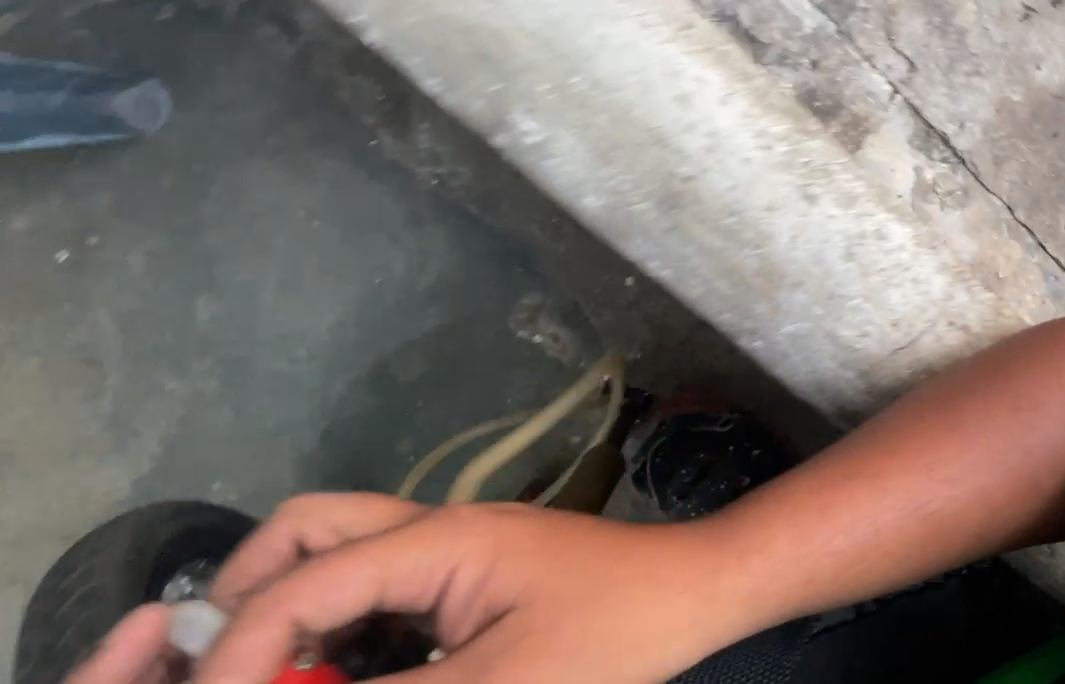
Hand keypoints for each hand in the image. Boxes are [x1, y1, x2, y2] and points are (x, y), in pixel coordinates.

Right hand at [67, 493, 760, 683]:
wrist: (693, 590)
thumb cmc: (612, 633)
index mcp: (438, 541)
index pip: (296, 584)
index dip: (238, 659)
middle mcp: (438, 529)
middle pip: (308, 533)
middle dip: (250, 607)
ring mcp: (458, 546)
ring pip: (343, 556)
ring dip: (298, 619)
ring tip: (300, 683)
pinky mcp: (475, 573)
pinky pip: (384, 588)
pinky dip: (347, 629)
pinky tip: (356, 676)